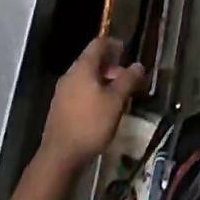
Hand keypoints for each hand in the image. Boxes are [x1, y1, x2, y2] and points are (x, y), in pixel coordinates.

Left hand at [40, 38, 143, 168]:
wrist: (60, 155)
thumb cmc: (91, 123)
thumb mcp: (115, 101)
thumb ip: (128, 80)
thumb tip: (138, 65)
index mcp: (82, 68)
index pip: (98, 44)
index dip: (113, 44)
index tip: (126, 51)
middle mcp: (70, 74)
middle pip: (92, 61)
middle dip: (112, 67)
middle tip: (128, 80)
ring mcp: (62, 91)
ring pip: (86, 78)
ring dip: (103, 81)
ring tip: (119, 96)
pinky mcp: (60, 107)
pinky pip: (79, 91)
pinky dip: (93, 92)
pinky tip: (102, 109)